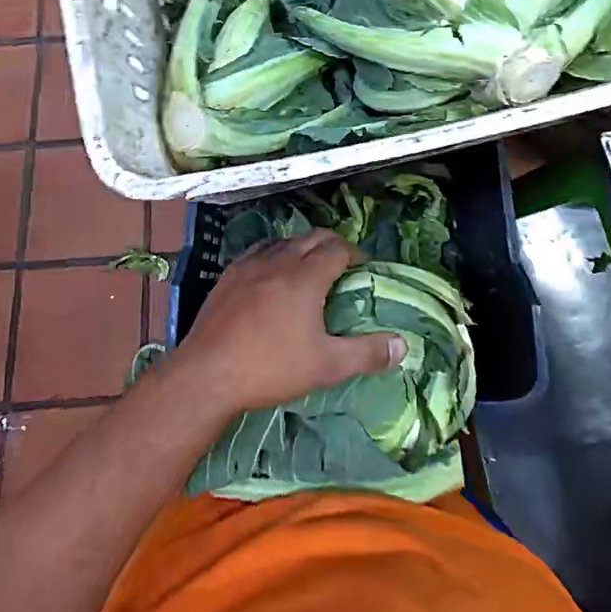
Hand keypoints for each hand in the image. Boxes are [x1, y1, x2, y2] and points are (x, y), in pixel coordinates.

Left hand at [173, 230, 403, 414]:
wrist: (208, 373)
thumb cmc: (271, 367)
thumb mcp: (327, 366)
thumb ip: (367, 354)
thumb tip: (403, 346)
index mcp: (306, 276)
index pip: (337, 249)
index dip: (354, 254)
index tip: (363, 266)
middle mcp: (279, 261)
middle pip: (311, 237)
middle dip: (331, 244)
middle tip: (342, 262)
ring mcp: (249, 265)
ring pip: (283, 241)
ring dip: (301, 246)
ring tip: (309, 264)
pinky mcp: (228, 275)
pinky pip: (257, 252)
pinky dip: (273, 253)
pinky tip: (270, 272)